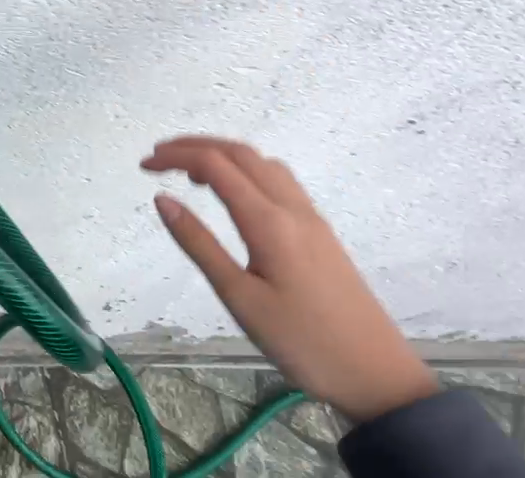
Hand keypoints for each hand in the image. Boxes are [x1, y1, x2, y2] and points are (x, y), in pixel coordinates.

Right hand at [141, 135, 439, 421]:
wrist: (380, 379)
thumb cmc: (302, 342)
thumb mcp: (239, 298)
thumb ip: (199, 244)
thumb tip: (161, 198)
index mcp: (269, 222)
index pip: (214, 165)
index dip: (175, 157)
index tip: (143, 166)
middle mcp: (292, 210)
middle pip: (240, 153)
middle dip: (194, 145)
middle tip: (158, 158)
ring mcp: (312, 220)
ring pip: (263, 164)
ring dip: (223, 155)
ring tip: (191, 173)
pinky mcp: (321, 234)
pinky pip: (279, 181)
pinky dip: (246, 170)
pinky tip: (233, 194)